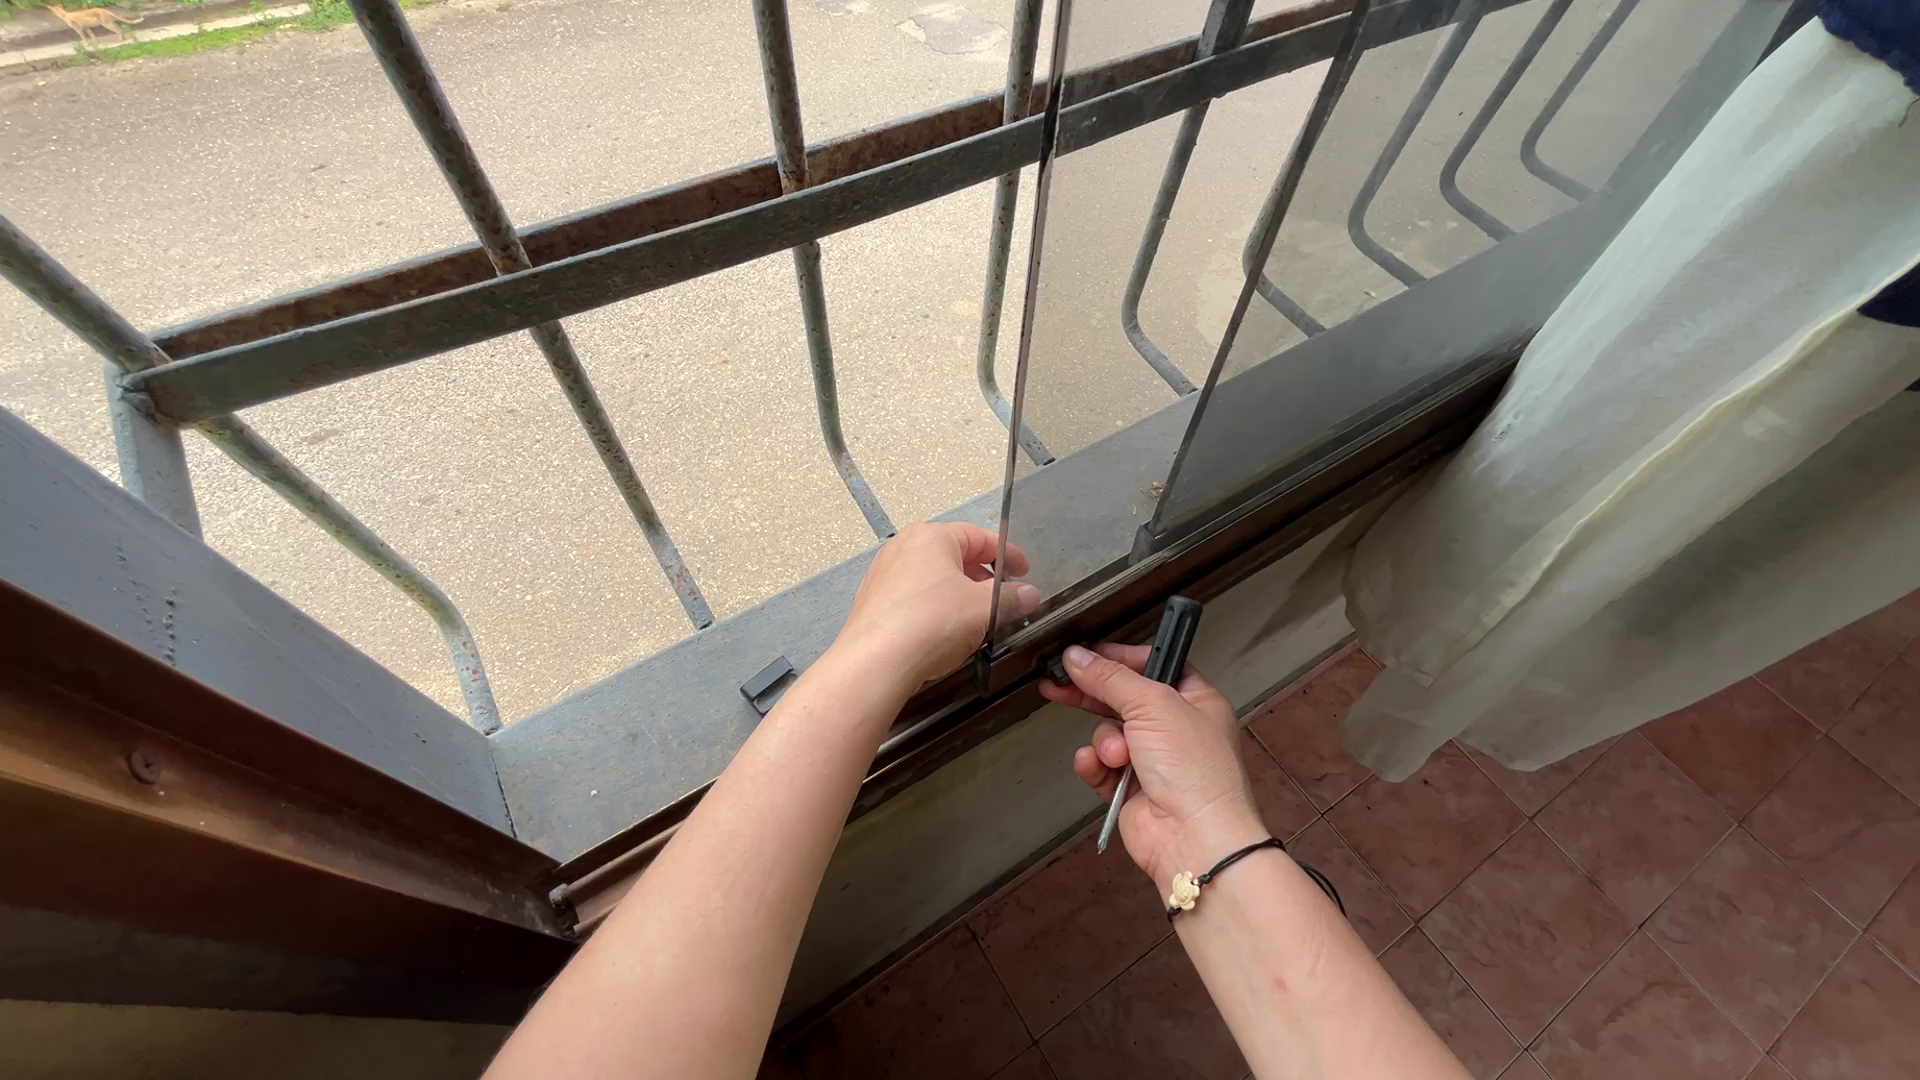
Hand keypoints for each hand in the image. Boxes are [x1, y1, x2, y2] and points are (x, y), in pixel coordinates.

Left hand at [835, 522, 1040, 689]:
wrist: (877, 662)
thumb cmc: (933, 622)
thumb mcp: (984, 609)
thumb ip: (1011, 598)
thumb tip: (1030, 594)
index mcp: (931, 536)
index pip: (979, 536)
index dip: (1007, 554)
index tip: (1025, 572)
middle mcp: (903, 547)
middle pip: (954, 555)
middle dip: (982, 576)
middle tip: (1003, 598)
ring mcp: (883, 574)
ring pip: (932, 577)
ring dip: (959, 593)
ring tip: (977, 618)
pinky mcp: (872, 602)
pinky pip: (913, 596)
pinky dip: (935, 607)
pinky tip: (944, 631)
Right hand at [1041, 643, 1267, 892]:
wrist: (1194, 839)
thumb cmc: (1196, 772)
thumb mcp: (1153, 705)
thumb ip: (1111, 677)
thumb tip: (1078, 656)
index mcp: (1195, 701)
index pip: (1154, 666)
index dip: (1121, 658)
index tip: (1088, 654)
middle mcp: (1176, 729)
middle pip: (1123, 699)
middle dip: (1092, 694)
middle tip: (1060, 683)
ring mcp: (1154, 761)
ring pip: (1108, 733)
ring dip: (1105, 741)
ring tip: (1115, 755)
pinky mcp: (1131, 790)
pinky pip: (1100, 766)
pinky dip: (1094, 765)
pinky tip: (1093, 765)